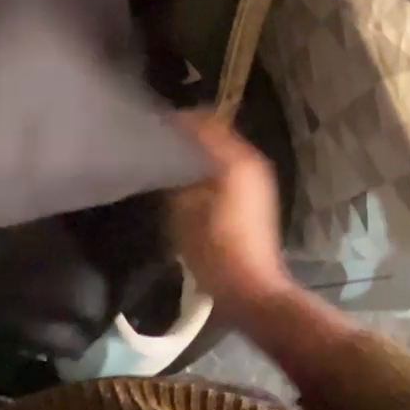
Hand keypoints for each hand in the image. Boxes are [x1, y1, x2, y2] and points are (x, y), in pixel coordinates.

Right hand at [167, 111, 297, 316]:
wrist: (252, 289)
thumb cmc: (216, 251)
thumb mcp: (184, 213)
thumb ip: (176, 179)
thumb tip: (168, 161)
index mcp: (235, 161)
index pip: (202, 123)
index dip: (177, 120)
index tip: (152, 123)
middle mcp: (251, 161)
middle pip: (216, 132)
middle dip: (188, 132)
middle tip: (158, 138)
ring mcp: (257, 178)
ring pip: (223, 148)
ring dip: (198, 148)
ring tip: (169, 156)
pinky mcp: (256, 194)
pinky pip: (228, 165)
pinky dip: (209, 163)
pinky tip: (187, 177)